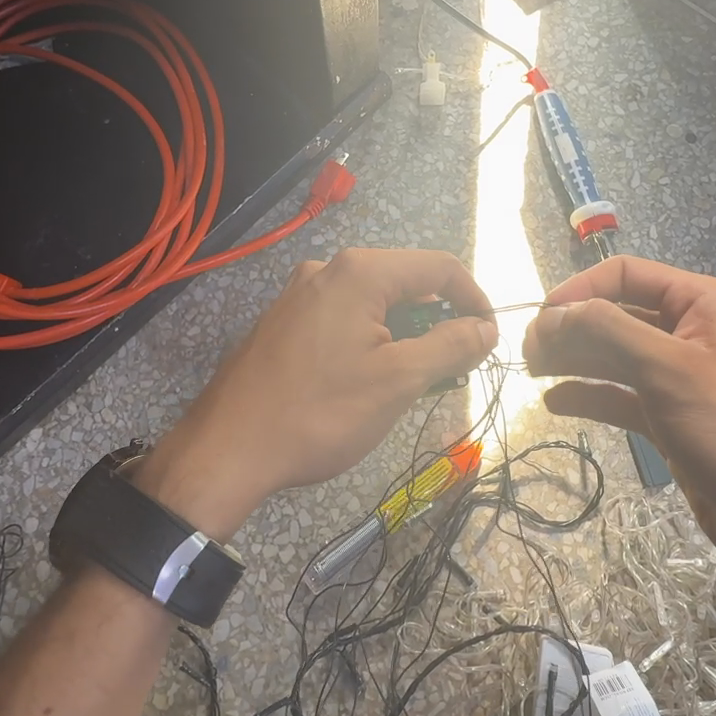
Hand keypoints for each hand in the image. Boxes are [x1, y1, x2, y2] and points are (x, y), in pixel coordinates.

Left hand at [133, 248, 495, 539]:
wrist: (226, 449)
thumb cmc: (320, 412)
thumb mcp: (398, 380)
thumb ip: (450, 346)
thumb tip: (485, 326)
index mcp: (359, 271)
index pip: (438, 266)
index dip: (473, 298)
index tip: (489, 337)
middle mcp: (326, 270)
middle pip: (403, 282)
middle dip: (435, 320)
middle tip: (450, 368)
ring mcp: (298, 294)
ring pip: (371, 303)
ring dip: (402, 335)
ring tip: (408, 382)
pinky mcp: (282, 321)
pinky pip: (341, 318)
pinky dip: (368, 340)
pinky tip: (363, 382)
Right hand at [522, 256, 715, 592]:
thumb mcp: (672, 371)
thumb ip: (607, 331)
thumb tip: (551, 313)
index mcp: (705, 304)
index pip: (626, 274)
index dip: (578, 291)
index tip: (538, 320)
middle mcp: (693, 333)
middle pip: (616, 314)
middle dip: (570, 328)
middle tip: (526, 355)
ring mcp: (684, 381)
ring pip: (615, 356)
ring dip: (574, 359)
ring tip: (532, 372)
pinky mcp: (675, 423)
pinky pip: (623, 397)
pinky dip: (590, 394)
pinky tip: (556, 400)